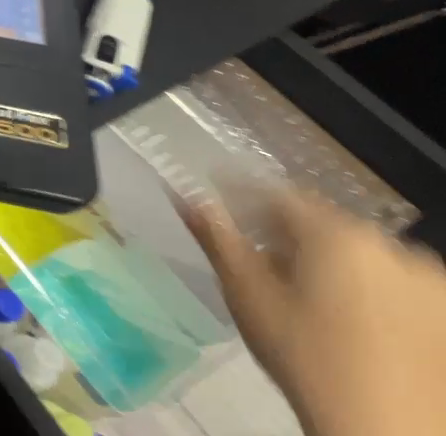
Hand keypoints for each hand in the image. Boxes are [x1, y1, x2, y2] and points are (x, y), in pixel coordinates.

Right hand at [182, 189, 445, 435]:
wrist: (385, 426)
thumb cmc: (303, 352)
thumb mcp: (245, 292)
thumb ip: (216, 236)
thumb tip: (185, 194)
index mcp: (340, 233)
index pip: (277, 194)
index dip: (239, 194)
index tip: (213, 200)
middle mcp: (394, 246)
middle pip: (322, 226)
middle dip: (286, 237)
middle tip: (255, 262)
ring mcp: (429, 284)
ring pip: (359, 256)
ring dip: (326, 264)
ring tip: (298, 296)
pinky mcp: (443, 315)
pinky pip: (390, 284)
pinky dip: (361, 289)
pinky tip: (340, 320)